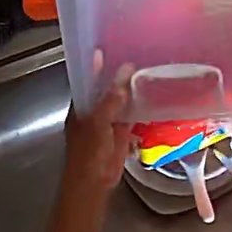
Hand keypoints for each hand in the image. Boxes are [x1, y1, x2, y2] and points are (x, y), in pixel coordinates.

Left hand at [61, 54, 133, 198]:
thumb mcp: (98, 123)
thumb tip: (123, 76)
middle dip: (117, 76)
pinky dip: (138, 106)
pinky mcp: (120, 133)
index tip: (103, 49)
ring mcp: (107, 121)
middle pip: (105, 89)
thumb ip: (110, 101)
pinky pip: (130, 115)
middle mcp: (93, 110)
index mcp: (80, 106)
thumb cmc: (88, 153)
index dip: (94, 67)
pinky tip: (151, 95)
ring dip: (130, 90)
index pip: (86, 80)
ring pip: (119, 101)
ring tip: (146, 70)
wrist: (94, 182)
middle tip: (134, 55)